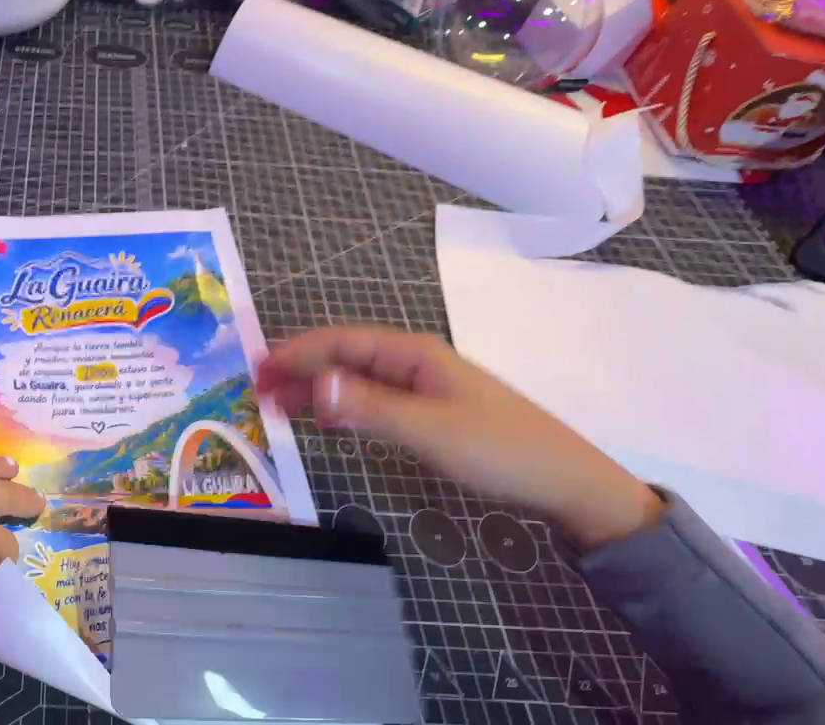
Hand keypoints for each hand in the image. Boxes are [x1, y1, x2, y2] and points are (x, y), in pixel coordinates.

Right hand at [257, 326, 662, 550]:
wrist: (567, 482)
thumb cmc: (497, 449)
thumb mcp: (428, 430)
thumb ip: (368, 405)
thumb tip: (313, 381)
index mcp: (411, 352)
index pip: (340, 342)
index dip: (297, 352)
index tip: (258, 368)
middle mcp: (412, 360)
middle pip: (344, 355)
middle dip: (300, 366)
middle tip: (257, 386)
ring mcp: (422, 385)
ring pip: (356, 377)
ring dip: (317, 386)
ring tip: (277, 402)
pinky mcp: (429, 410)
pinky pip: (372, 398)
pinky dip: (342, 404)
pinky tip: (324, 417)